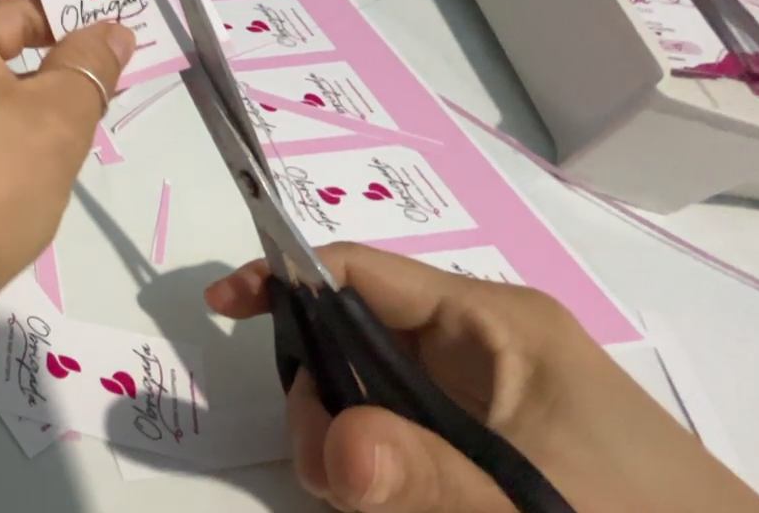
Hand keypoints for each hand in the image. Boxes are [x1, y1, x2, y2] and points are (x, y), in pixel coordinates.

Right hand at [206, 243, 758, 512]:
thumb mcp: (536, 509)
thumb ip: (433, 480)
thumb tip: (330, 447)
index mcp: (490, 320)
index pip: (355, 270)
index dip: (282, 279)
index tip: (222, 310)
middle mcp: (477, 341)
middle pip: (349, 337)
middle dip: (320, 397)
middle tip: (330, 476)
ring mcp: (479, 392)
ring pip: (366, 392)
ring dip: (348, 444)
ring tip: (366, 504)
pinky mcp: (483, 439)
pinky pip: (399, 434)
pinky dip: (379, 468)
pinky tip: (391, 504)